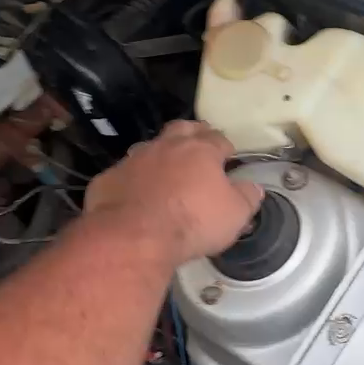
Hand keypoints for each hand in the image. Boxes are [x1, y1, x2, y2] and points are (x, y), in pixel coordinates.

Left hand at [82, 120, 264, 267]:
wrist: (134, 236)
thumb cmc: (193, 222)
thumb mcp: (235, 215)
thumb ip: (247, 197)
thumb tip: (254, 187)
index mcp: (201, 151)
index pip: (218, 139)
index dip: (226, 146)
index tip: (229, 156)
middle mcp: (166, 147)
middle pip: (182, 129)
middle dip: (193, 134)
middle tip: (200, 146)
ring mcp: (134, 160)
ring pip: (150, 148)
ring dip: (161, 155)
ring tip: (167, 170)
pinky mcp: (109, 178)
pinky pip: (125, 174)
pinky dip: (135, 180)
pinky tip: (137, 194)